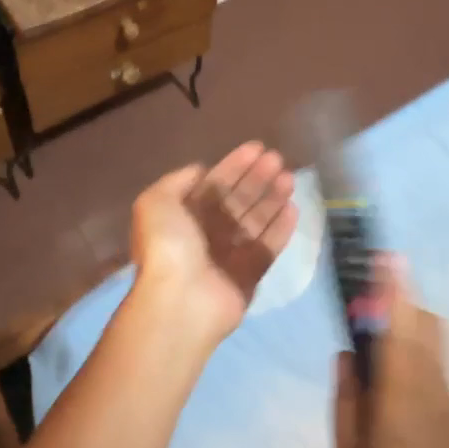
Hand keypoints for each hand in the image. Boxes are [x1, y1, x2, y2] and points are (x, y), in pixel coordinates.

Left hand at [129, 141, 298, 347]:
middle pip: (237, 199)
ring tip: (289, 177)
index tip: (257, 147)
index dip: (235, 165)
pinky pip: (269, 246)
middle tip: (278, 159)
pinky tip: (293, 207)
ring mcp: (229, 254)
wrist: (181, 300)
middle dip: (257, 178)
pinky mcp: (249, 275)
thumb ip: (178, 180)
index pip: (214, 184)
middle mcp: (206, 233)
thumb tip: (201, 170)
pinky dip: (280, 228)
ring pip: (255, 220)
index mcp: (184, 215)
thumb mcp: (156, 201)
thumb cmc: (167, 245)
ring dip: (272, 197)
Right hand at [334, 258, 448, 447]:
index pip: (399, 328)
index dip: (393, 289)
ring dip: (412, 323)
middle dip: (403, 299)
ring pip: (438, 343)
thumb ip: (347, 405)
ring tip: (382, 327)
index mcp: (401, 399)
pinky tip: (397, 370)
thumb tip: (346, 354)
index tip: (385, 255)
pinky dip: (420, 350)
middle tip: (372, 291)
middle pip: (428, 325)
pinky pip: (440, 367)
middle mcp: (434, 392)